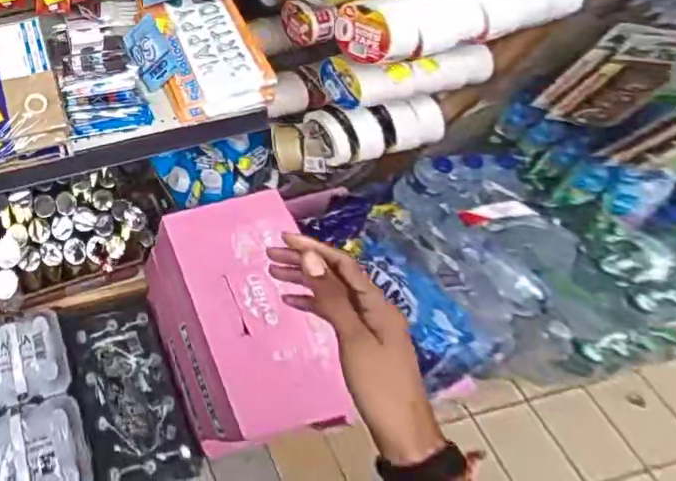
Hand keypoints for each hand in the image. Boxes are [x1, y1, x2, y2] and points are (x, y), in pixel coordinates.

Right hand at [267, 232, 448, 469]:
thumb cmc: (379, 384)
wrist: (404, 436)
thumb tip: (312, 257)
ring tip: (274, 273)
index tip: (284, 238)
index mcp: (378, 304)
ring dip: (304, 280)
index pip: (343, 264)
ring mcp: (369, 325)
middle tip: (271, 254)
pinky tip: (291, 301)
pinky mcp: (361, 341)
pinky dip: (312, 303)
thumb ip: (332, 296)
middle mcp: (374, 309)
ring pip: (332, 292)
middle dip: (304, 262)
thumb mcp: (353, 337)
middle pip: (335, 275)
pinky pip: (333, 311)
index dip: (314, 248)